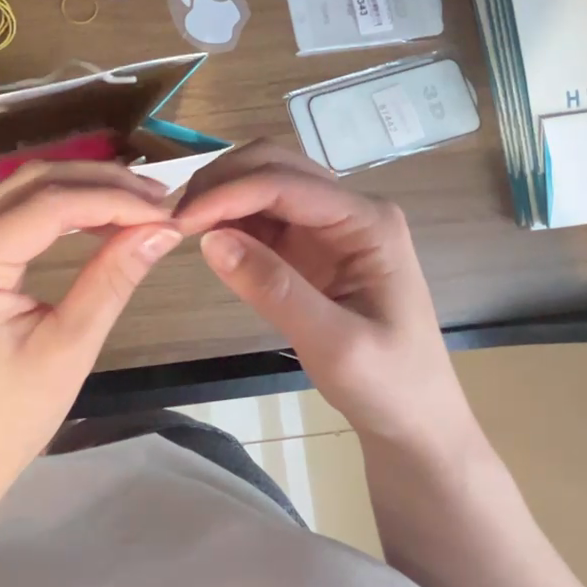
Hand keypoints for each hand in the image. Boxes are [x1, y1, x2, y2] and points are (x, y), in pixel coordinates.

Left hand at [0, 162, 182, 522]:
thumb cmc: (10, 416)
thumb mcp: (69, 348)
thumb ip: (112, 279)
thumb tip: (163, 229)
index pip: (49, 204)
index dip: (112, 199)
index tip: (167, 210)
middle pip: (34, 183)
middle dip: (100, 184)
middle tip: (160, 200)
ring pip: (24, 190)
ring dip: (82, 190)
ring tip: (139, 205)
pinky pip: (14, 213)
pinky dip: (59, 209)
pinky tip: (99, 219)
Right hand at [173, 141, 476, 454]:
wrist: (413, 421)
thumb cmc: (388, 385)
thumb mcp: (335, 344)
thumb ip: (274, 288)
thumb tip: (210, 239)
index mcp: (368, 222)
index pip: (286, 184)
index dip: (228, 193)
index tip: (178, 221)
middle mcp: (348, 210)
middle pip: (273, 165)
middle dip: (220, 182)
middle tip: (173, 219)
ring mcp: (327, 225)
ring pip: (262, 182)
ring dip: (220, 194)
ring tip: (180, 227)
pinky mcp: (307, 246)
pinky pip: (259, 214)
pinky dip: (227, 216)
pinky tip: (204, 237)